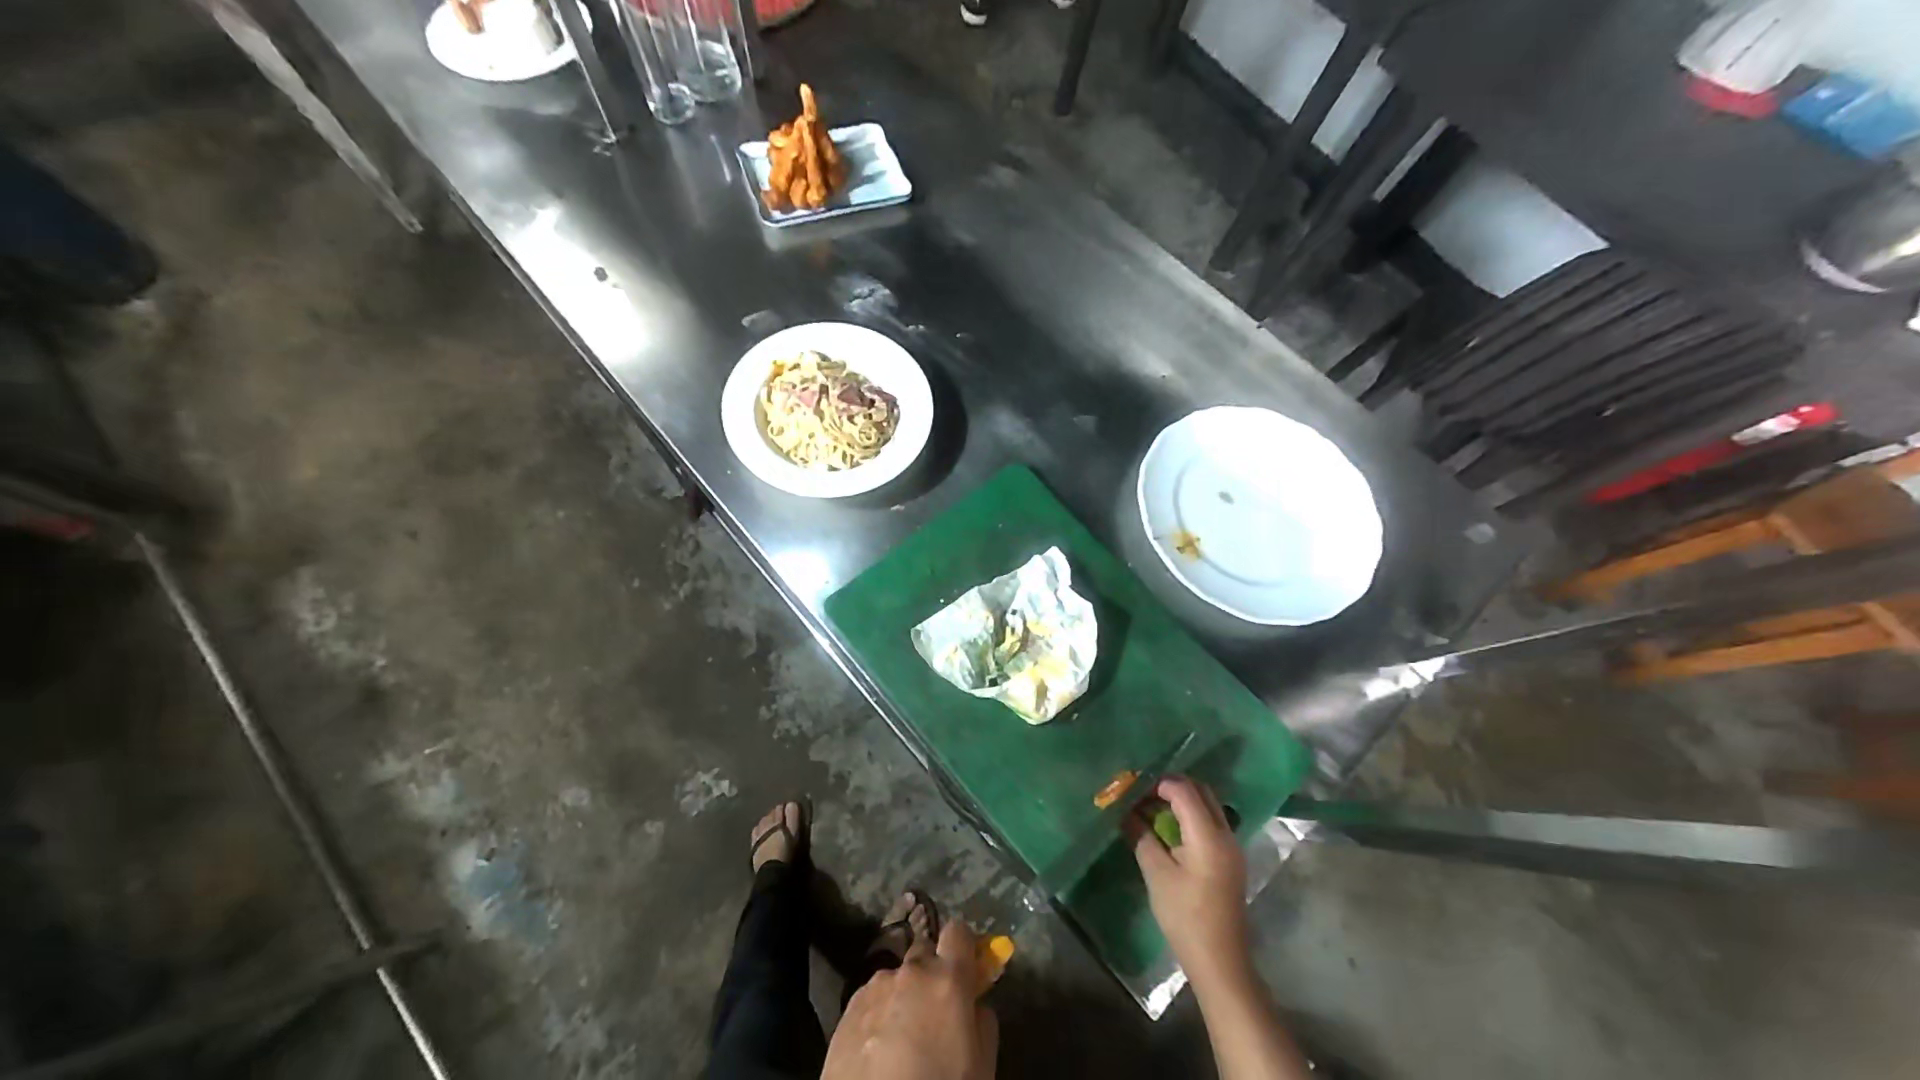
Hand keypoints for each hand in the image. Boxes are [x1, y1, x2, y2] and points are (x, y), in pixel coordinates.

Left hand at [822, 920, 998, 1079]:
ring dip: (904, 995)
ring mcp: (876, 986)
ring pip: (897, 978)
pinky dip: (879, 1013)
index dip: (964, 946)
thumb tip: (974, 1002)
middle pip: (925, 952)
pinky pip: (873, 998)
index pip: (959, 931)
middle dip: (932, 972)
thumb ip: (983, 1021)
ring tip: (902, 1038)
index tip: (967, 968)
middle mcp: (911, 972)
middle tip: (934, 1010)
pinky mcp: (848, 1007)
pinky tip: (879, 1048)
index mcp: (948, 979)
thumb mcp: (982, 1065)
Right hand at [1128, 776, 1250, 987]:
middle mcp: (1226, 834)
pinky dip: (1190, 817)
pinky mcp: (1230, 859)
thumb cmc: (1185, 917)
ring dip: (1181, 801)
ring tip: (1151, 811)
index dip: (1158, 784)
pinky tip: (1169, 831)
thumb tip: (1126, 813)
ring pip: (1208, 806)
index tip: (1134, 789)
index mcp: (1208, 836)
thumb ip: (1141, 836)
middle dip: (1171, 787)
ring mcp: (1231, 846)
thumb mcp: (1156, 874)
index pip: (1184, 791)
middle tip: (1142, 795)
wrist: (1220, 961)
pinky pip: (1211, 822)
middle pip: (1201, 792)